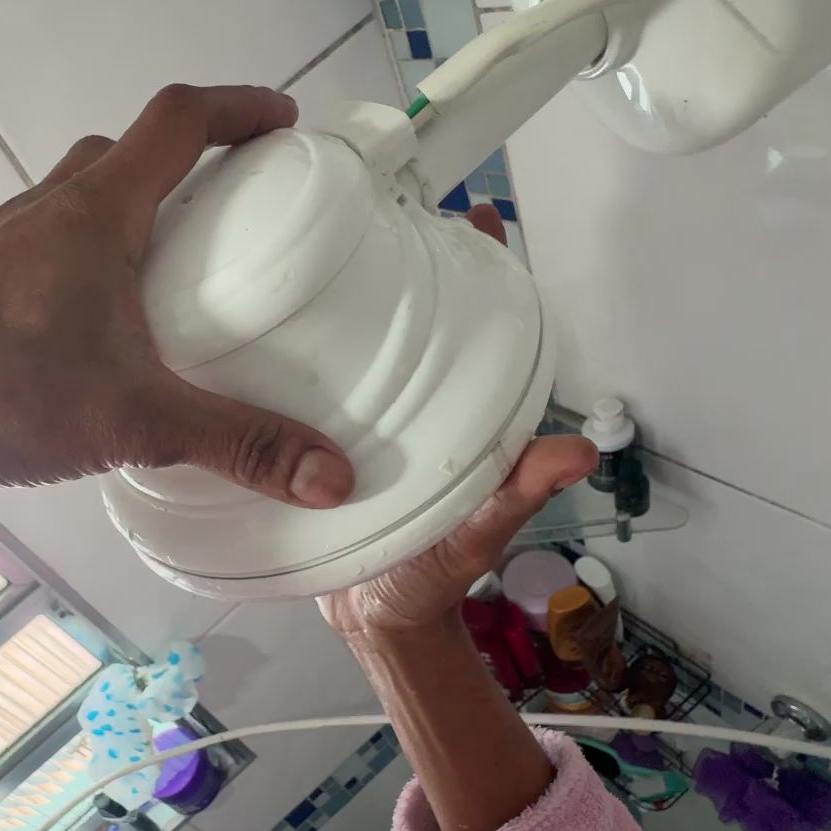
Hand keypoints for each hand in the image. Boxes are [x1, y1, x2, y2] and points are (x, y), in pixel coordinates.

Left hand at [0, 85, 356, 581]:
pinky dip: (91, 260)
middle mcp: (44, 212)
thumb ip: (237, 444)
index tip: (282, 123)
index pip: (177, 120)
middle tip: (234, 211)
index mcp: (93, 212)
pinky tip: (102, 326)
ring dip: (133, 212)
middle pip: (127, 154)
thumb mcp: (137, 418)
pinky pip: (49, 248)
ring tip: (176, 271)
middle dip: (188, 165)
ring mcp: (3, 248)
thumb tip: (333, 475)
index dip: (238, 109)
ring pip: (82, 200)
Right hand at [319, 207, 597, 644]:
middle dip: (389, 267)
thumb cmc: (427, 578)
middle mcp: (405, 405)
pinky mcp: (308, 439)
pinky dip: (284, 361)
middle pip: (402, 324)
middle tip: (361, 218)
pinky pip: (299, 390)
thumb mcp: (471, 537)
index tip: (465, 213)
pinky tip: (254, 340)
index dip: (478, 267)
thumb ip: (515, 498)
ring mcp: (353, 420)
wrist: (368, 617)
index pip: (472, 327)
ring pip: (345, 351)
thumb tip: (576, 452)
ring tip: (298, 262)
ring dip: (329, 307)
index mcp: (453, 415)